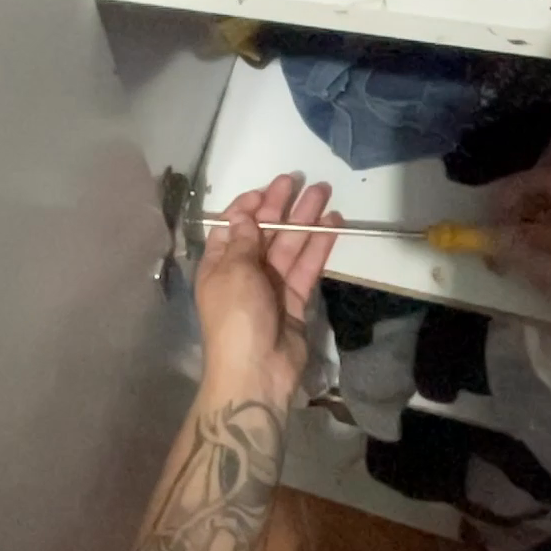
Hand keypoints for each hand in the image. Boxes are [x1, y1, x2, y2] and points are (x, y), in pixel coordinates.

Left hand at [195, 174, 341, 403]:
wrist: (256, 371)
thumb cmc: (236, 317)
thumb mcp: (233, 272)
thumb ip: (244, 241)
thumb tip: (246, 215)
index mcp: (218, 264)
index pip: (233, 226)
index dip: (248, 205)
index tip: (267, 189)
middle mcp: (243, 271)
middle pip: (264, 231)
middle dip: (281, 206)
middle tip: (300, 180)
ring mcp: (271, 285)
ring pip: (289, 244)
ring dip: (305, 219)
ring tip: (324, 192)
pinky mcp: (295, 299)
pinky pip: (306, 266)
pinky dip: (319, 245)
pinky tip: (332, 223)